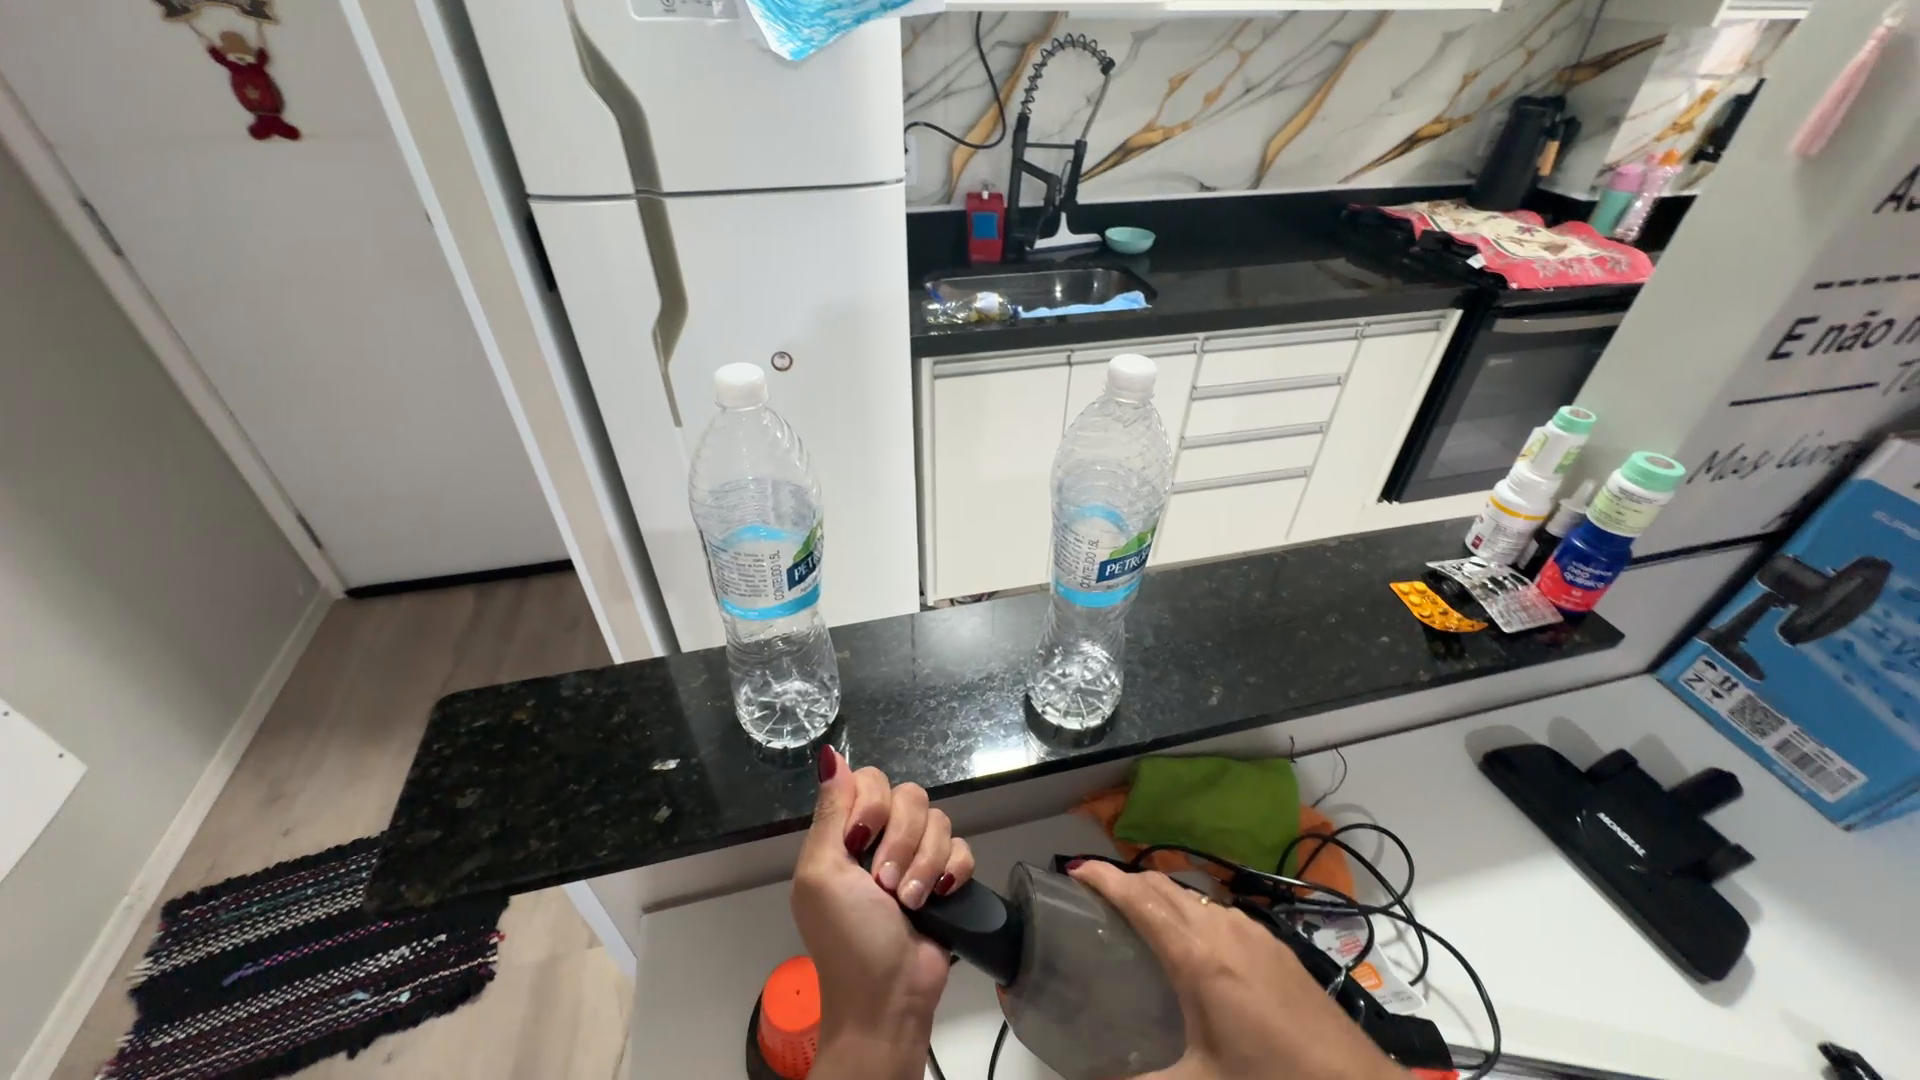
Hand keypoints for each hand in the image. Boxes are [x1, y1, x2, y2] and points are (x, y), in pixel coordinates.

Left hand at [791, 746, 975, 1079]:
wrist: (888, 997)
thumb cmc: (846, 937)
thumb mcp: (822, 874)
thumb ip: (830, 812)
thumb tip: (829, 754)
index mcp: (845, 833)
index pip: (869, 779)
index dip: (872, 803)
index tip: (861, 838)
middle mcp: (881, 837)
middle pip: (909, 795)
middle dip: (901, 841)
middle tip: (884, 882)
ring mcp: (917, 855)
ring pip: (938, 820)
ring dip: (924, 864)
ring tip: (909, 900)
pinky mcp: (947, 876)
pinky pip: (962, 847)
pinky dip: (951, 873)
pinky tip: (939, 898)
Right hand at [1070, 862, 1406, 1079]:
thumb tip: (1089, 1078)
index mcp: (1198, 957)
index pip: (1140, 898)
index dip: (1104, 878)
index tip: (1073, 870)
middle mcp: (1223, 930)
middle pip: (1163, 886)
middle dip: (1125, 881)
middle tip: (1093, 897)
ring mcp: (1254, 933)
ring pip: (1192, 896)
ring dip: (1158, 895)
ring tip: (1134, 917)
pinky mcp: (1275, 945)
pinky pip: (1218, 912)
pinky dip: (1189, 911)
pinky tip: (1191, 943)